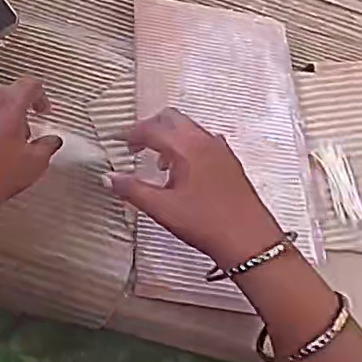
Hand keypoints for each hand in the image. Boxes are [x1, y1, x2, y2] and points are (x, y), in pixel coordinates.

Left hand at [0, 78, 61, 227]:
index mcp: (9, 105)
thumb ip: (47, 146)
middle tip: (26, 133)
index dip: (41, 96)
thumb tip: (51, 142)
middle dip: (19, 112)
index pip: (30, 86)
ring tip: (4, 148)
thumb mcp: (33, 164)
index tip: (43, 109)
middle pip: (7, 95)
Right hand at [105, 109, 284, 268]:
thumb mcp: (161, 208)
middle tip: (133, 143)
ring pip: (188, 128)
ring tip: (154, 159)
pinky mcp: (230, 163)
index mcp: (187, 147)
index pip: (151, 129)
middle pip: (171, 118)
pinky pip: (202, 141)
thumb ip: (132, 189)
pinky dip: (185, 146)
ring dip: (168, 136)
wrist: (250, 243)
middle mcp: (205, 142)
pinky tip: (181, 171)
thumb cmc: (210, 224)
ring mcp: (221, 151)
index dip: (129, 133)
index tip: (117, 140)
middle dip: (149, 127)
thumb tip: (111, 178)